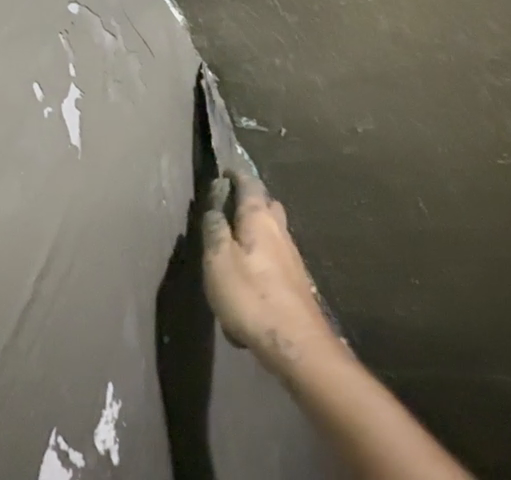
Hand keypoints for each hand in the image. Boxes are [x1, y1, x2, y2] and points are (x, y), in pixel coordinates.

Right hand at [202, 168, 339, 369]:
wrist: (294, 340)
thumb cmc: (251, 296)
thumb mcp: (218, 262)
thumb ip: (215, 231)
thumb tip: (214, 208)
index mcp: (260, 220)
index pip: (250, 185)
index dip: (237, 176)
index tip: (226, 170)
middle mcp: (280, 231)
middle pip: (268, 205)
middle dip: (252, 198)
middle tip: (233, 201)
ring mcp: (292, 256)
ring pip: (275, 229)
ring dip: (259, 225)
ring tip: (239, 234)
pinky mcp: (296, 279)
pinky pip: (278, 253)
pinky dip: (264, 250)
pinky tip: (254, 268)